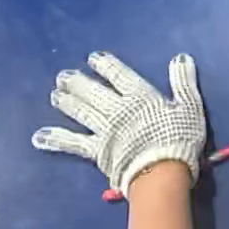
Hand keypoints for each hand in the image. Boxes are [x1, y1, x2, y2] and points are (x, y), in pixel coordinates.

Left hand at [33, 52, 206, 196]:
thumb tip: (181, 57)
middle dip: (78, 83)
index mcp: (141, 97)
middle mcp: (118, 109)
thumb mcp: (190, 107)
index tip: (93, 58)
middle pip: (94, 92)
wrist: (161, 172)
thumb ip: (183, 82)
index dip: (107, 66)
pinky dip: (56, 139)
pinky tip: (39, 136)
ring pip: (82, 112)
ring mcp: (105, 130)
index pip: (120, 76)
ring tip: (55, 95)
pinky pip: (73, 143)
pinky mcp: (98, 151)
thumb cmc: (179, 139)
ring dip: (67, 102)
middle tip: (63, 77)